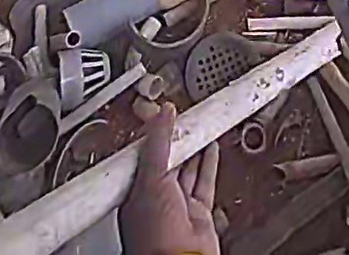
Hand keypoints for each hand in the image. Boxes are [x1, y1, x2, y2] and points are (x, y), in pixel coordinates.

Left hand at [123, 104, 219, 254]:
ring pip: (188, 169)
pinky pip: (205, 181)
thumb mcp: (151, 178)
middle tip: (185, 117)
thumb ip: (159, 143)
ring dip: (195, 147)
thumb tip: (164, 113)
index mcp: (136, 192)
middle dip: (177, 139)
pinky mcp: (199, 212)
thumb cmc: (153, 236)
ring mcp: (178, 206)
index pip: (145, 154)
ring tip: (201, 125)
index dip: (155, 134)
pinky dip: (209, 162)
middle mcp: (157, 199)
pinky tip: (212, 148)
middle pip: (169, 160)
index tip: (161, 114)